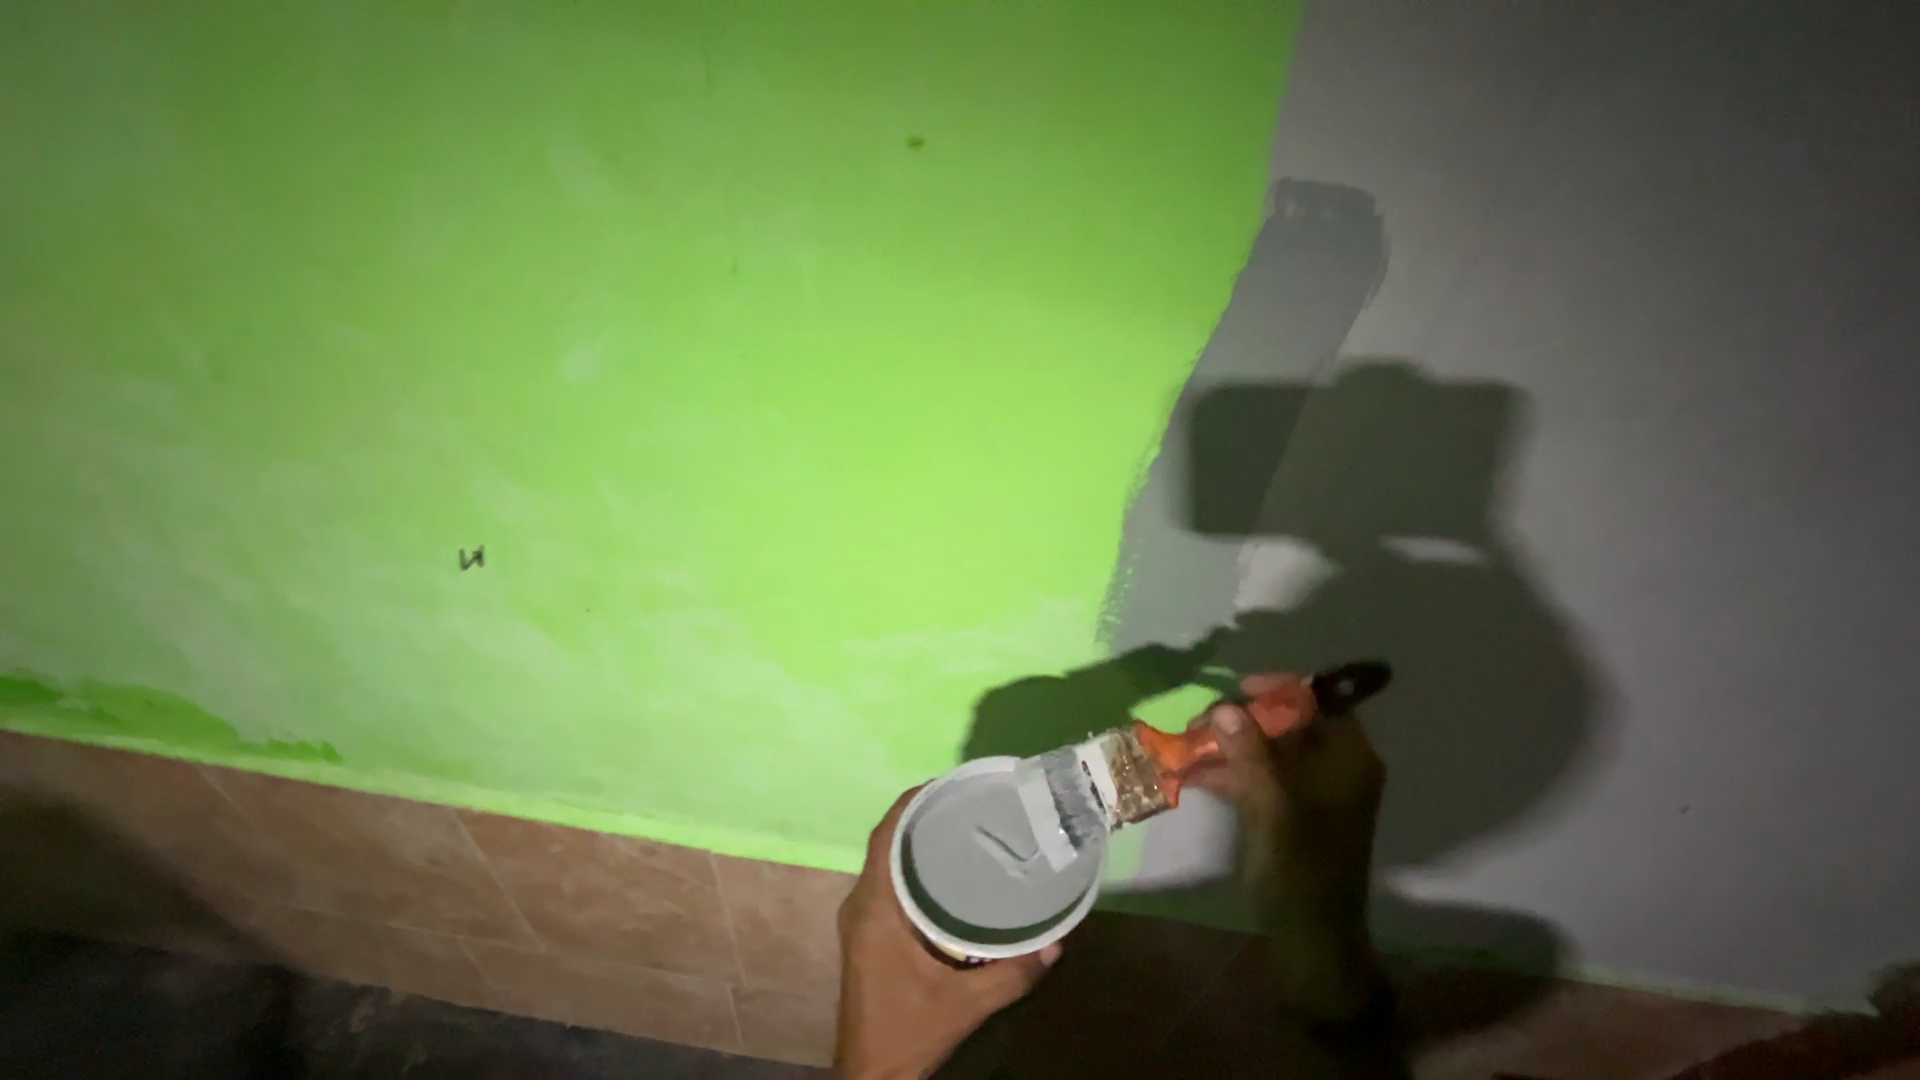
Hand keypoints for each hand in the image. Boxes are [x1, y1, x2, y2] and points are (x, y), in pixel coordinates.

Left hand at [835, 786, 1060, 1078]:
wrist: (869, 1077)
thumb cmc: (908, 1031)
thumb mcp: (965, 1004)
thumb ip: (1012, 974)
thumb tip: (1056, 943)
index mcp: (875, 908)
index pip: (884, 837)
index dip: (909, 803)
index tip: (944, 783)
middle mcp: (861, 905)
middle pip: (885, 843)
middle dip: (920, 817)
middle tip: (965, 802)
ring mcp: (860, 920)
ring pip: (884, 863)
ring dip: (914, 842)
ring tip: (960, 827)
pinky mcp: (866, 935)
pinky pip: (886, 883)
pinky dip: (910, 868)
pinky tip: (945, 874)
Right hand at [1187, 674, 1387, 1020]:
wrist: (1311, 935)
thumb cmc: (1300, 865)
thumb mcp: (1271, 804)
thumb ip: (1250, 752)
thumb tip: (1225, 707)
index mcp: (1347, 757)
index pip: (1319, 700)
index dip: (1279, 688)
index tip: (1237, 690)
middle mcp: (1336, 766)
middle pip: (1289, 722)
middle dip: (1242, 719)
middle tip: (1200, 722)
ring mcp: (1314, 789)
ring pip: (1270, 749)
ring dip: (1230, 745)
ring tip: (1187, 746)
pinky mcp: (1293, 810)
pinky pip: (1263, 777)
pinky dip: (1233, 772)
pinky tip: (1194, 774)